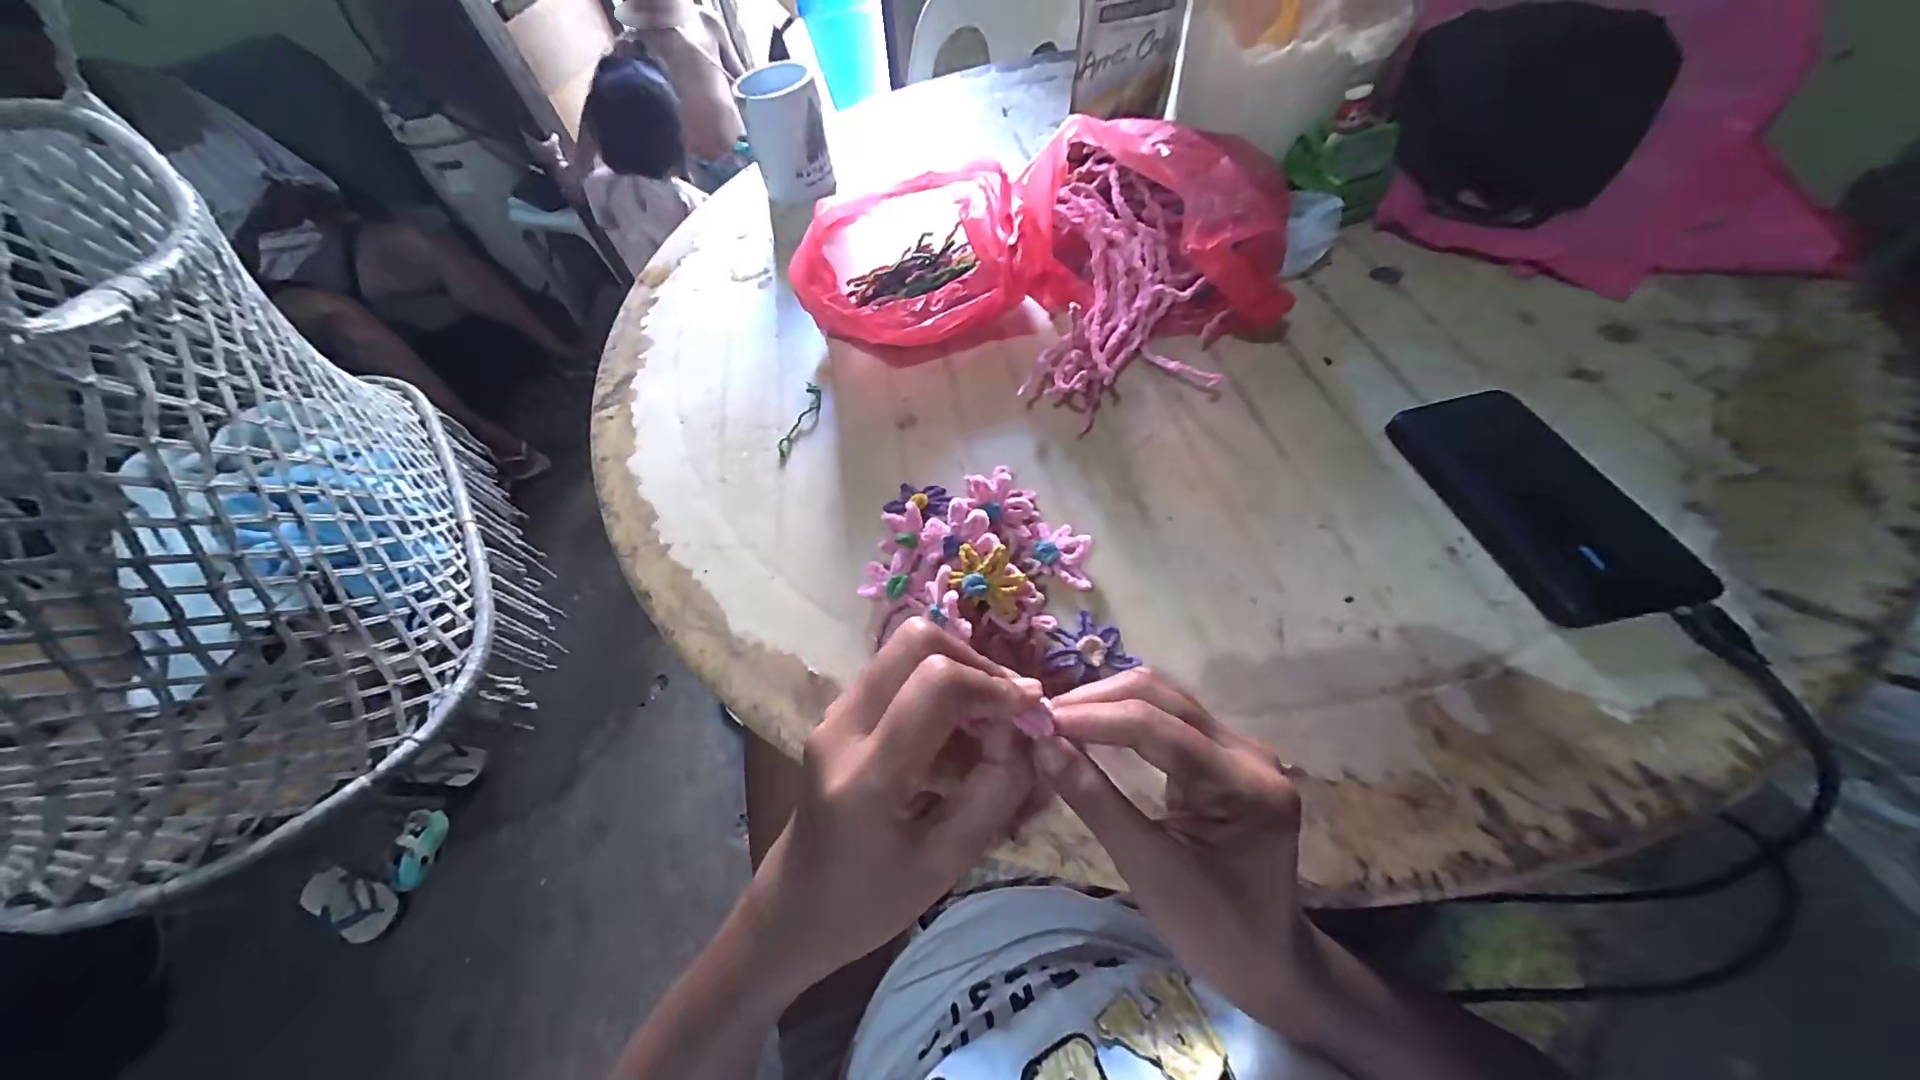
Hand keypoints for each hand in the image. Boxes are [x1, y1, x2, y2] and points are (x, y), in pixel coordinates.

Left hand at [750, 618, 1041, 991]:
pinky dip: (937, 688)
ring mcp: (834, 713)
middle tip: (1006, 705)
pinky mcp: (838, 712)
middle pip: (916, 639)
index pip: (936, 683)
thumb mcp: (947, 863)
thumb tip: (1023, 727)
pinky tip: (955, 736)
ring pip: (905, 650)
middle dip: (974, 661)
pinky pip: (896, 673)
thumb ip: (995, 790)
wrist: (793, 909)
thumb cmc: (869, 905)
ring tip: (987, 724)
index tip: (1029, 711)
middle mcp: (842, 726)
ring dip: (957, 672)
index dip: (993, 685)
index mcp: (866, 774)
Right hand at [1032, 669, 1313, 1029]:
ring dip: (1108, 702)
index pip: (1157, 726)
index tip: (1039, 722)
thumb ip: (1093, 799)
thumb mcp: (1146, 867)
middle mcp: (1249, 751)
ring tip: (1060, 719)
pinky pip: (1169, 717)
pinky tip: (1093, 726)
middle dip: (1097, 700)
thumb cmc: (1211, 930)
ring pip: (1164, 697)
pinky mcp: (1226, 753)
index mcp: (1244, 784)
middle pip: (1161, 696)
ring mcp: (1241, 748)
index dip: (1092, 717)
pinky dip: (1124, 716)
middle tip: (1044, 718)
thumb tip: (1041, 743)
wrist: (1267, 961)